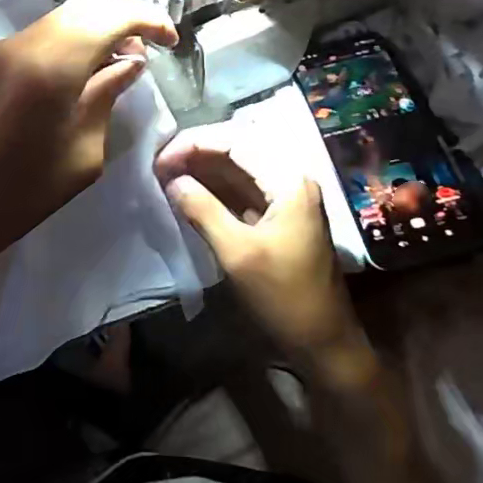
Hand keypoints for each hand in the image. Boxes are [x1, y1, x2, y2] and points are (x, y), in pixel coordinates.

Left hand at [0, 0, 177, 290]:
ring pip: (56, 22)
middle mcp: (18, 45)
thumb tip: (130, 63)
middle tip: (148, 49)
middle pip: (82, 9)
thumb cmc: (22, 197)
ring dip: (92, 32)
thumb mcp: (83, 153)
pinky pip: (34, 40)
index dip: (147, 19)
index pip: (108, 16)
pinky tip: (78, 74)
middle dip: (121, 20)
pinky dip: (65, 45)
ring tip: (116, 63)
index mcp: (49, 67)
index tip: (171, 40)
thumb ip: (106, 97)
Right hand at [155, 135, 373, 384]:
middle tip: (159, 163)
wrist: (323, 341)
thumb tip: (172, 181)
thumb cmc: (283, 297)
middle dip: (197, 152)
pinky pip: (243, 190)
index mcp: (289, 181)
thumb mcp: (237, 254)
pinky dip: (216, 189)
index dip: (195, 143)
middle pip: (239, 149)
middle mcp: (291, 180)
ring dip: (204, 169)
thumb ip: (203, 211)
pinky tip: (189, 192)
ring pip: (240, 169)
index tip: (160, 158)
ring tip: (166, 173)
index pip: (237, 141)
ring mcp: (287, 198)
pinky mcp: (279, 217)